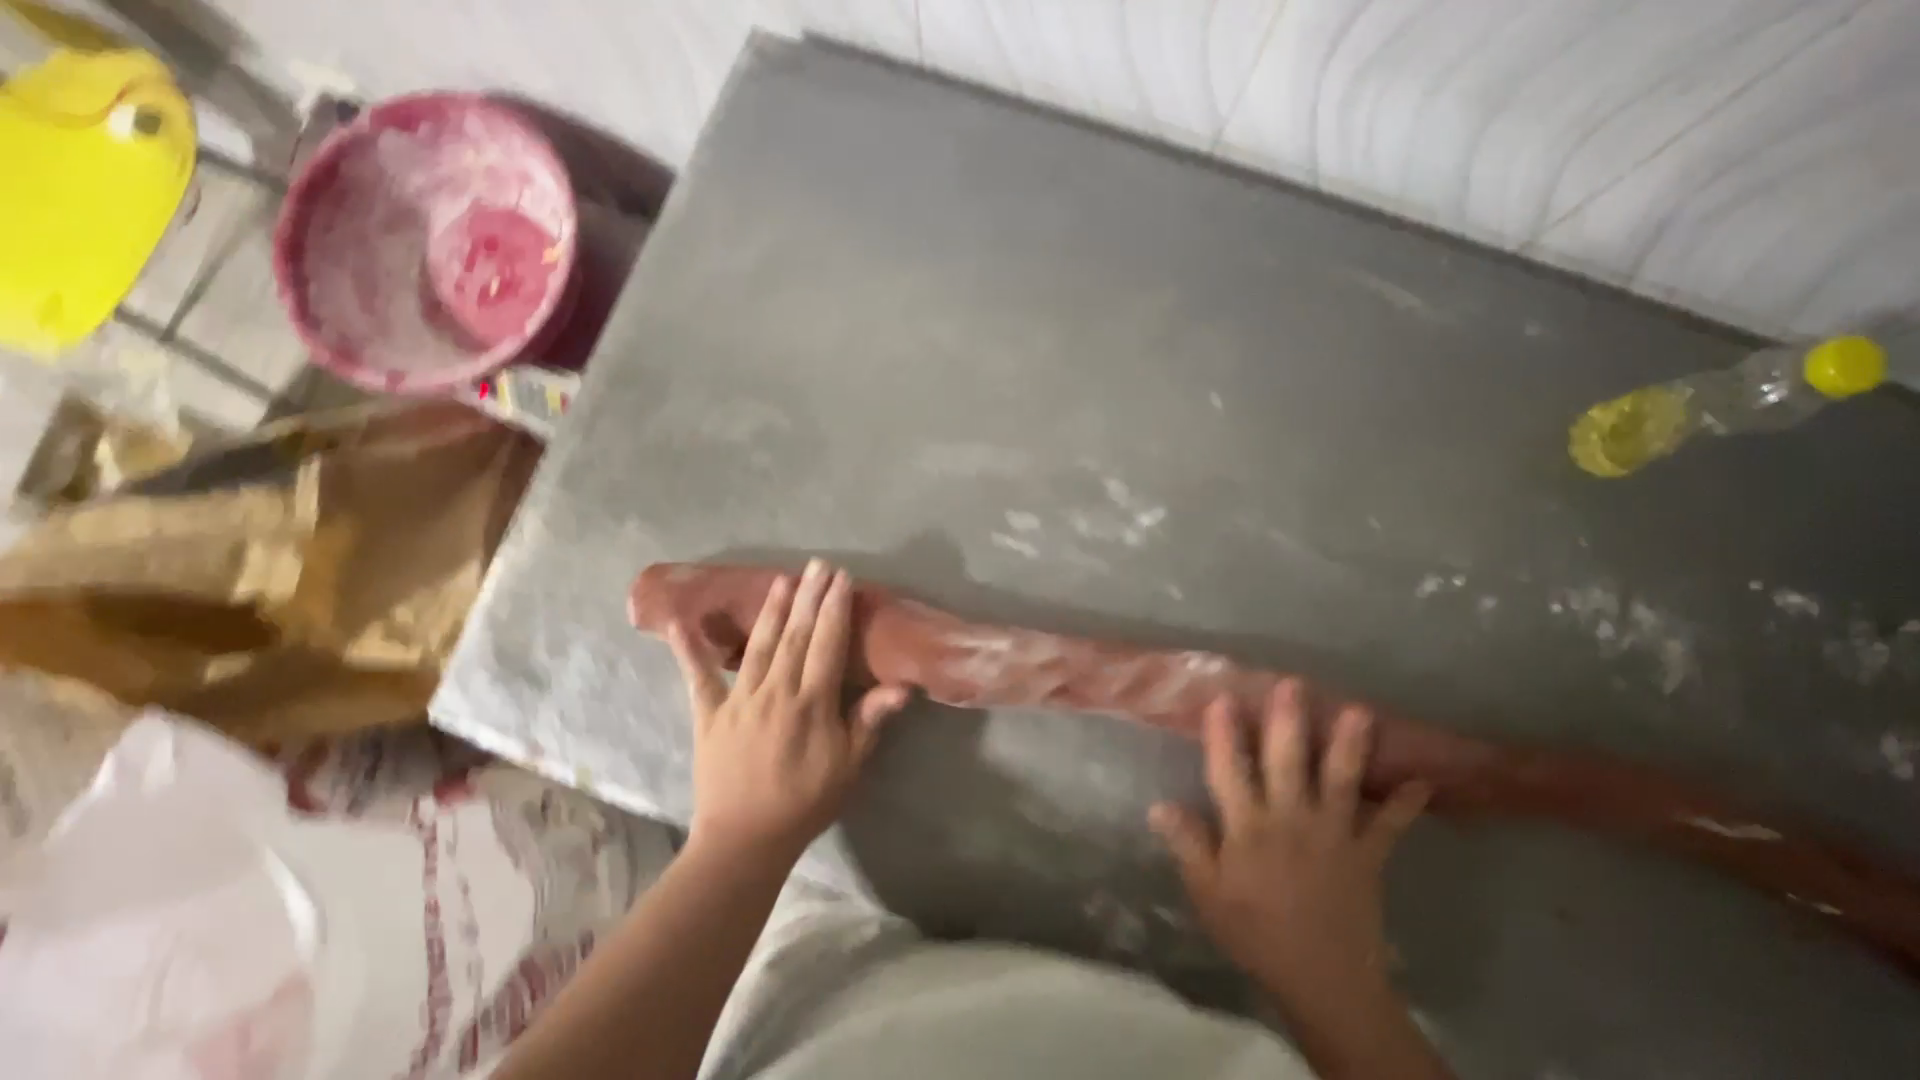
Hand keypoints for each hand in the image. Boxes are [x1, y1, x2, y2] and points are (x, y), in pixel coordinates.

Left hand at [666, 559, 910, 861]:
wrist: (744, 840)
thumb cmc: (804, 804)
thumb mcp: (848, 767)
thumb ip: (869, 722)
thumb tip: (901, 686)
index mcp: (811, 704)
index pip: (827, 645)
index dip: (835, 609)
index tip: (842, 578)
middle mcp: (775, 692)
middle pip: (796, 636)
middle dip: (809, 597)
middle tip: (818, 564)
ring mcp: (738, 700)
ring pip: (759, 646)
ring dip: (772, 610)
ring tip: (783, 580)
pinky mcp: (708, 714)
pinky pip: (698, 677)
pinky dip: (689, 650)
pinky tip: (682, 622)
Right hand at [1149, 679, 1428, 1009]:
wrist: (1321, 979)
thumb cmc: (1255, 934)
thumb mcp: (1207, 894)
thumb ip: (1188, 846)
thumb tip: (1159, 805)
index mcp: (1247, 828)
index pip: (1229, 772)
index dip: (1224, 735)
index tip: (1222, 699)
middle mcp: (1289, 820)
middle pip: (1286, 762)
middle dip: (1288, 722)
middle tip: (1292, 684)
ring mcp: (1332, 834)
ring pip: (1339, 780)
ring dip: (1349, 745)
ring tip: (1359, 711)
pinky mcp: (1367, 854)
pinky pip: (1388, 825)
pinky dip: (1405, 803)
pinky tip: (1423, 780)